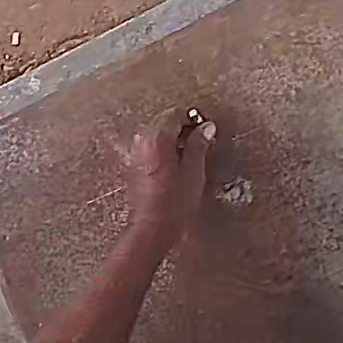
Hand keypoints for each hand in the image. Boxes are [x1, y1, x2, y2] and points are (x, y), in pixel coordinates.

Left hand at [127, 107, 214, 249]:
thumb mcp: (195, 172)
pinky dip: (167, 150)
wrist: (152, 228)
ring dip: (175, 140)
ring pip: (159, 135)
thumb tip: (207, 129)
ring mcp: (137, 153)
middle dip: (185, 128)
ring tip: (192, 155)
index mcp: (157, 139)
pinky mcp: (136, 166)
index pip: (176, 114)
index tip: (207, 128)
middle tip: (203, 141)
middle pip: (165, 122)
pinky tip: (179, 165)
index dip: (194, 119)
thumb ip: (199, 146)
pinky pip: (153, 147)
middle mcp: (142, 142)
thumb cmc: (174, 205)